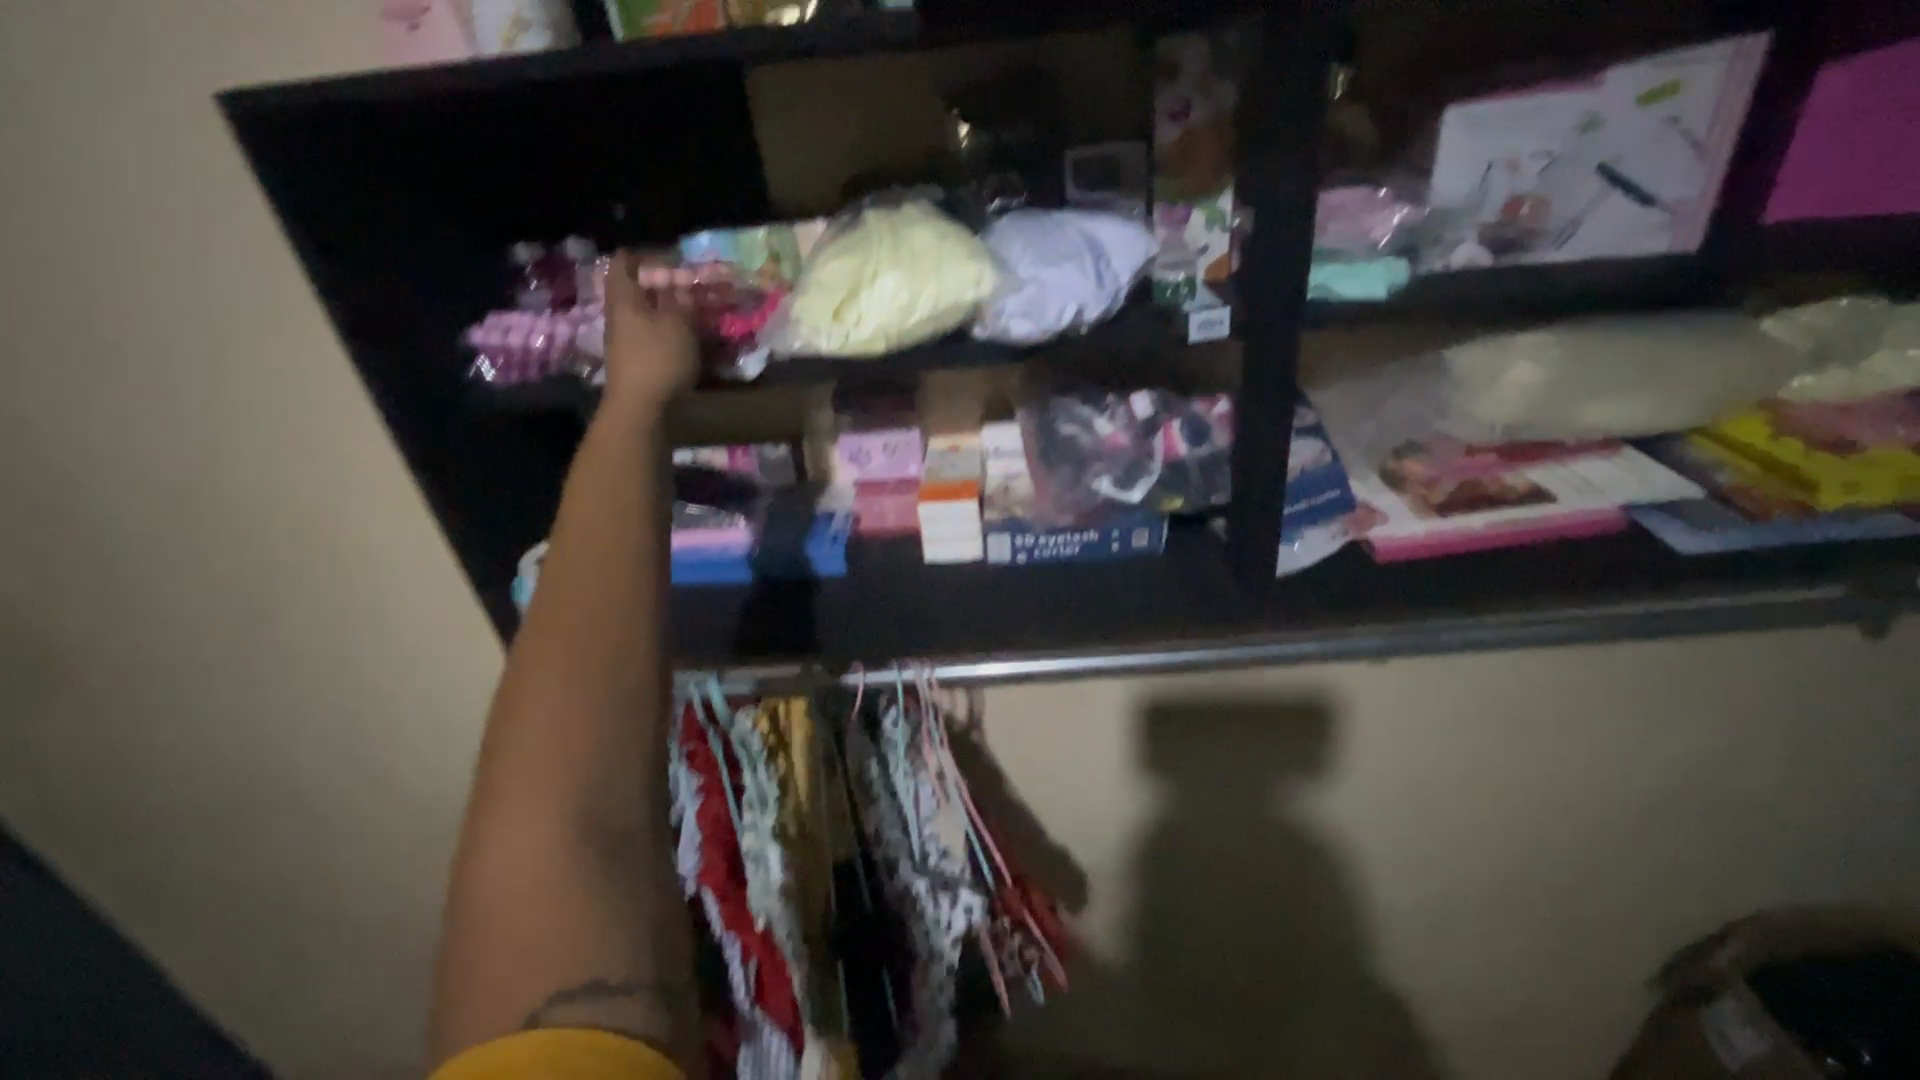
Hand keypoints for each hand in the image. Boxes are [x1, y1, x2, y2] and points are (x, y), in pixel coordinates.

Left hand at [602, 250, 697, 415]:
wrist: (641, 410)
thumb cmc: (658, 359)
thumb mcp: (679, 323)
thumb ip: (682, 299)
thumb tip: (682, 284)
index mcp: (624, 297)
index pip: (624, 261)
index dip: (646, 255)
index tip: (673, 259)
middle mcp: (619, 315)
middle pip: (636, 289)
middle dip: (663, 285)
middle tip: (691, 287)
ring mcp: (625, 341)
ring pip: (646, 314)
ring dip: (669, 311)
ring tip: (697, 313)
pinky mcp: (636, 362)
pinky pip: (652, 337)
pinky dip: (670, 333)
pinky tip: (690, 339)